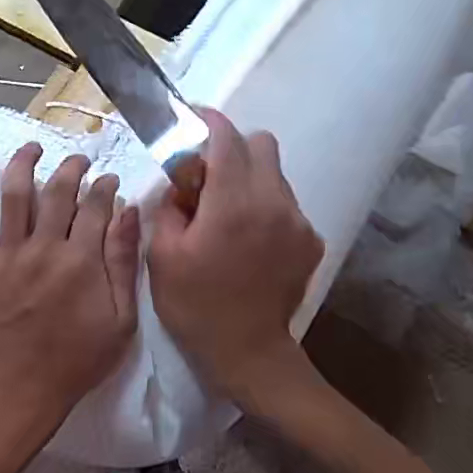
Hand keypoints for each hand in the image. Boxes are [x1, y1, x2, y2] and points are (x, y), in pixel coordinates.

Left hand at [0, 143, 140, 431]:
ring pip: (15, 197)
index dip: (104, 186)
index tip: (110, 179)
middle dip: (71, 168)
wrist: (25, 387)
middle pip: (58, 192)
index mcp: (82, 260)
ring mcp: (9, 256)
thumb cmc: (80, 358)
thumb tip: (129, 213)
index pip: (95, 206)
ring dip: (23, 165)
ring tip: (31, 147)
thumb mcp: (121, 319)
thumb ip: (124, 263)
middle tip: (79, 159)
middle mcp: (45, 248)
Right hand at [148, 109, 322, 409]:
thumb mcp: (162, 256)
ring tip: (229, 216)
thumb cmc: (195, 305)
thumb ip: (170, 207)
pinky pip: (286, 205)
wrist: (246, 351)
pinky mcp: (310, 240)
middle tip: (208, 178)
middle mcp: (273, 202)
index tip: (193, 120)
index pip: (226, 138)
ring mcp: (298, 221)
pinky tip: (250, 242)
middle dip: (233, 149)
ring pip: (276, 174)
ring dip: (250, 180)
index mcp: (232, 203)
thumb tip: (181, 183)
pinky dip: (266, 209)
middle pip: (262, 144)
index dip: (208, 121)